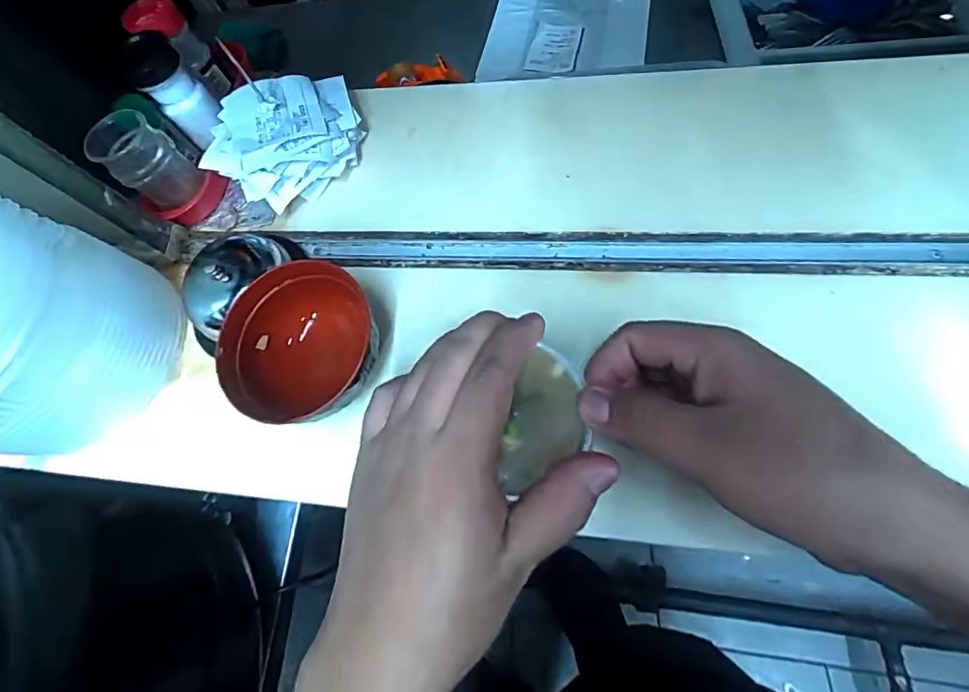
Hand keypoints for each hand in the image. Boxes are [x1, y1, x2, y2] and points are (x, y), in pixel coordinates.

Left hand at [298, 312, 619, 691]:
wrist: (377, 645)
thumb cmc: (453, 606)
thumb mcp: (518, 559)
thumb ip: (561, 503)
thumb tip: (604, 462)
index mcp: (455, 456)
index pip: (487, 377)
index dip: (512, 343)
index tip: (533, 324)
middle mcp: (414, 436)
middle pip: (449, 360)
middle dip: (481, 331)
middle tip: (511, 322)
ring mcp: (382, 443)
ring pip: (417, 372)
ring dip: (448, 346)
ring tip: (477, 339)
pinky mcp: (364, 457)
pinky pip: (386, 398)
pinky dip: (412, 375)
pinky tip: (425, 382)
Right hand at [579, 321, 952, 574]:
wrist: (899, 522)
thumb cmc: (797, 474)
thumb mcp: (706, 448)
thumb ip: (639, 419)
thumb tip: (585, 398)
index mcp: (713, 347)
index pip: (633, 338)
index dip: (604, 370)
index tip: (593, 416)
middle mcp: (726, 357)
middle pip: (651, 358)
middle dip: (623, 392)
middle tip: (614, 439)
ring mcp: (744, 388)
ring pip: (673, 386)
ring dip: (648, 412)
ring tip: (643, 453)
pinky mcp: (757, 419)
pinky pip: (699, 410)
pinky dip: (676, 428)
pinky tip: (680, 460)